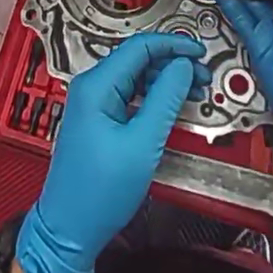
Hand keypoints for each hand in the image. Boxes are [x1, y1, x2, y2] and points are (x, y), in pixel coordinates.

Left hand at [16, 34, 208, 272]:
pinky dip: (153, 97)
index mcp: (96, 87)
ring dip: (165, 80)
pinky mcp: (98, 118)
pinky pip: (129, 95)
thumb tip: (183, 68)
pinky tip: (171, 106)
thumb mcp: (142, 143)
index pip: (139, 47)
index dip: (173, 45)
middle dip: (172, 64)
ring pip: (135, 77)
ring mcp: (92, 103)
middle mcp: (91, 88)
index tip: (198, 52)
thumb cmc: (98, 191)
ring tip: (193, 92)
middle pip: (137, 60)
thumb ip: (165, 100)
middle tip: (202, 77)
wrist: (70, 227)